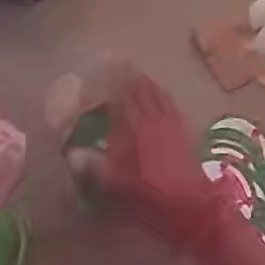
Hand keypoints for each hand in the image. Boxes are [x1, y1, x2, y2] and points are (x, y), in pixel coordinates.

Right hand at [85, 61, 225, 252]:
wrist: (193, 207)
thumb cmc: (151, 197)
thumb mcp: (118, 186)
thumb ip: (94, 166)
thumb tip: (71, 153)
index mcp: (135, 128)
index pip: (121, 95)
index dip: (113, 77)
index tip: (106, 60)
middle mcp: (153, 119)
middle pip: (140, 88)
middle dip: (129, 72)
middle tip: (120, 58)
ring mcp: (171, 122)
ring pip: (157, 93)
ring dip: (146, 80)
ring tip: (137, 71)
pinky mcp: (184, 130)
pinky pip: (170, 102)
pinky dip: (162, 92)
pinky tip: (161, 91)